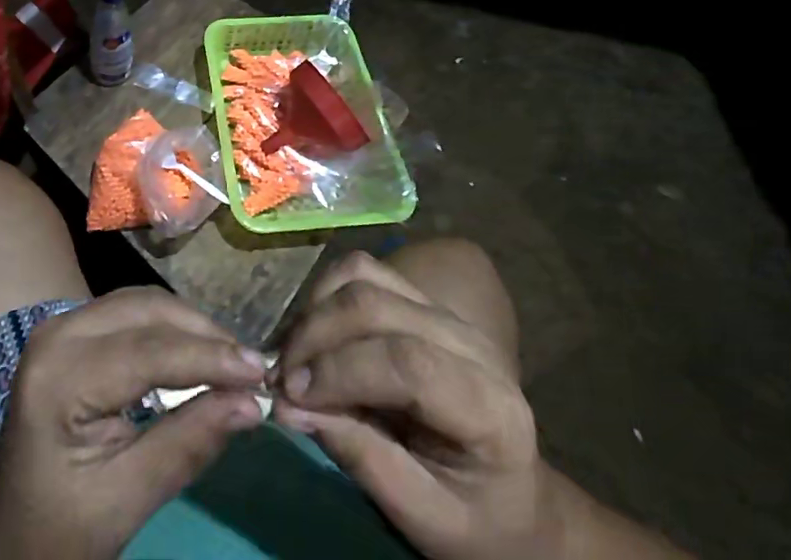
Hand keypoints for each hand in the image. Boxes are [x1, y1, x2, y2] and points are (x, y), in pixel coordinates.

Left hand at [0, 287, 268, 559]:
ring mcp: (61, 325)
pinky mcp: (73, 329)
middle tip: (252, 369)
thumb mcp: (126, 499)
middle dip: (204, 336)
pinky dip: (172, 328)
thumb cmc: (60, 526)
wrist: (7, 529)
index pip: (148, 352)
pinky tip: (198, 354)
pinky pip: (133, 312)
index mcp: (58, 379)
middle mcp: (56, 335)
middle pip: (148, 312)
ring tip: (232, 363)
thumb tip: (253, 403)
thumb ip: (189, 443)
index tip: (262, 372)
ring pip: (144, 303)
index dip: (210, 357)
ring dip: (191, 327)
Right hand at [274, 252, 548, 559]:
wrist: (512, 496)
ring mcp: (447, 313)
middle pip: (377, 304)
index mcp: (488, 405)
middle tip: (278, 378)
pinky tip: (314, 334)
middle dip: (315, 335)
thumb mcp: (423, 516)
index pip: (407, 361)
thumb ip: (360, 457)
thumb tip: (288, 405)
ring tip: (293, 356)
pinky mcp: (424, 302)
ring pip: (365, 275)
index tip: (290, 395)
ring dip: (316, 309)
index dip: (341, 369)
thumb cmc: (472, 518)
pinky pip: (365, 272)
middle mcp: (470, 342)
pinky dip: (327, 294)